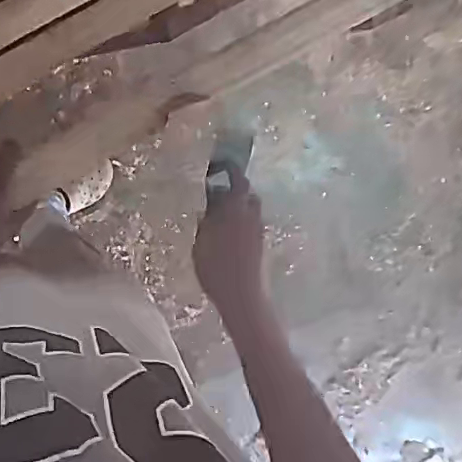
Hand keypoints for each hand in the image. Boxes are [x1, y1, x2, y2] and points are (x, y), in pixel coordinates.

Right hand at [193, 163, 269, 328]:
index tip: (218, 166)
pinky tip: (226, 234)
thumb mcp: (201, 243)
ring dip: (237, 207)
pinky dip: (240, 222)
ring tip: (218, 215)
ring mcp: (258, 230)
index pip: (237, 178)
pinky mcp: (260, 244)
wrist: (242, 295)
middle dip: (233, 189)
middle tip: (216, 192)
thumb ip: (205, 222)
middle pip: (246, 193)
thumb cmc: (216, 268)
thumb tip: (207, 206)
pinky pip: (250, 224)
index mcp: (237, 209)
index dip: (229, 169)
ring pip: (249, 210)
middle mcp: (252, 215)